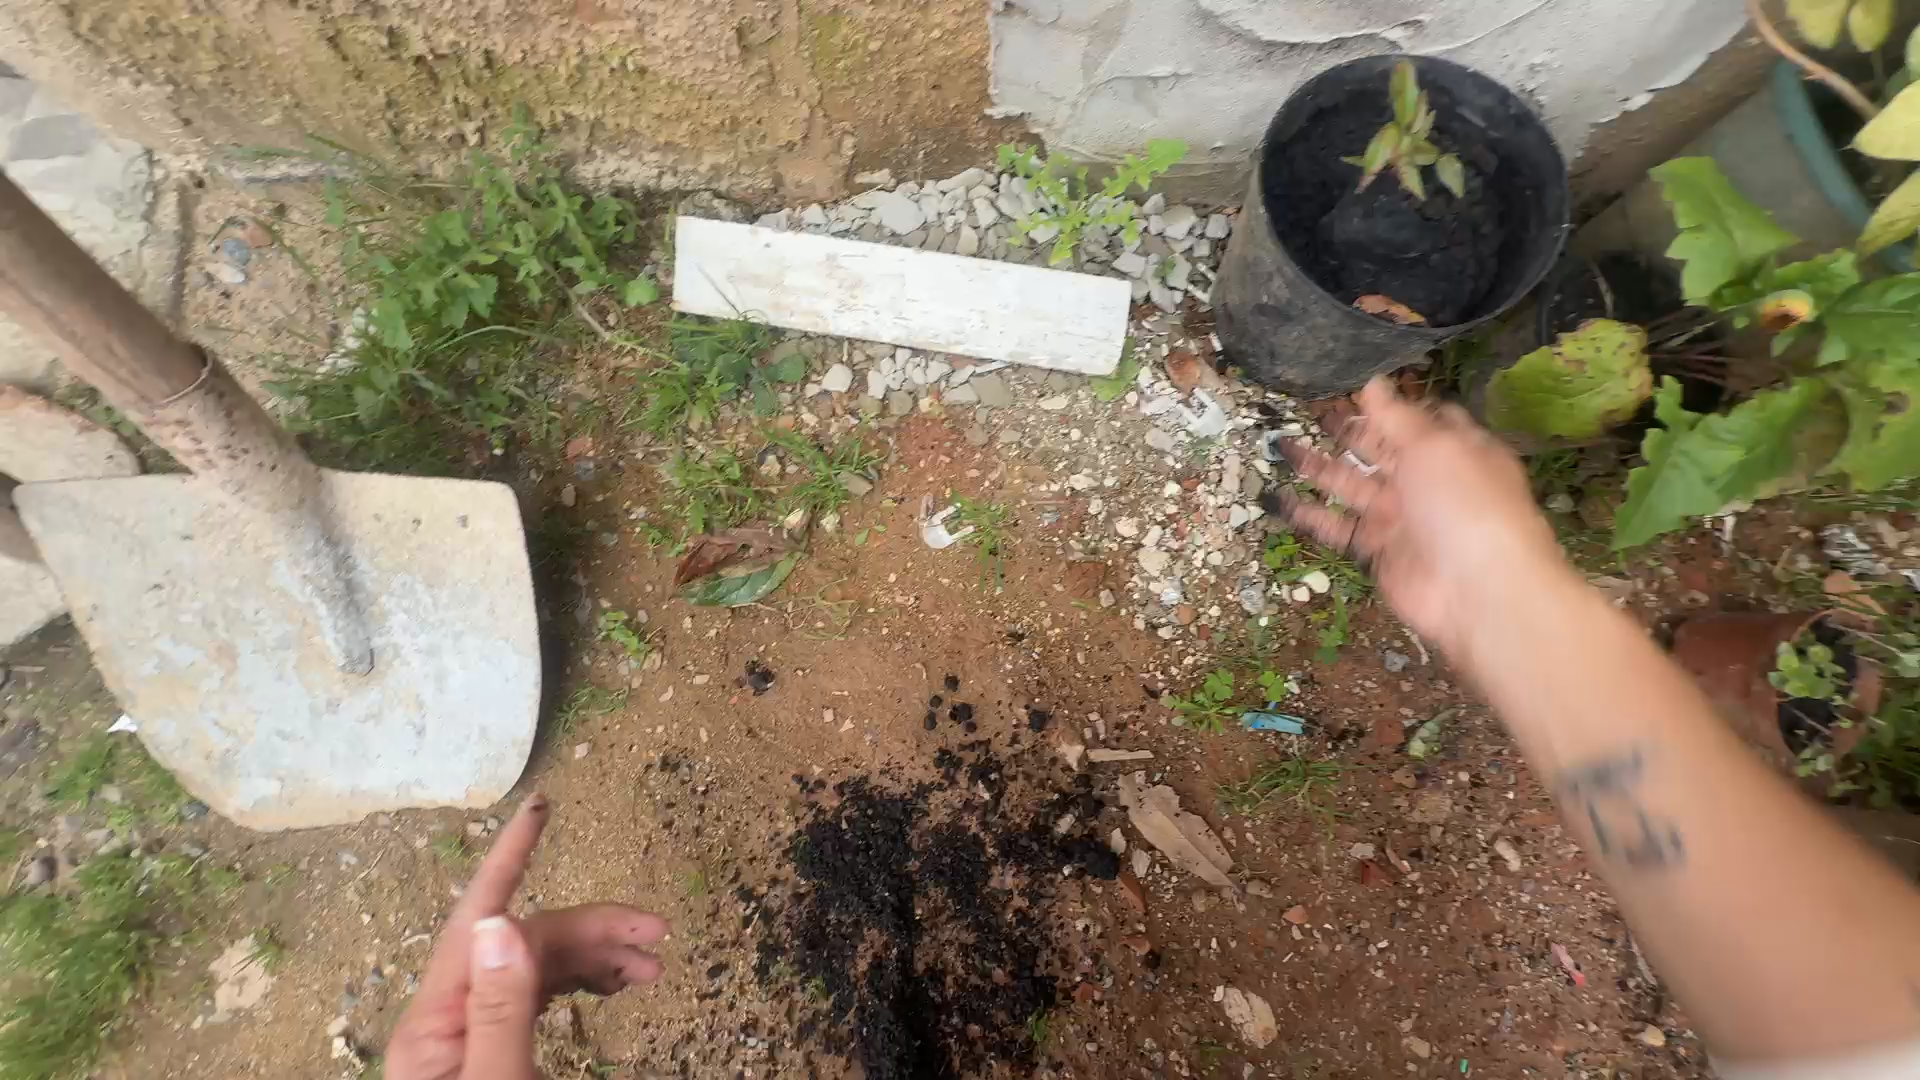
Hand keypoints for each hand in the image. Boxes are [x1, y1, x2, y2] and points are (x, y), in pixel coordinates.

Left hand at [385, 796, 668, 1079]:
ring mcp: (473, 1026)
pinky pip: (546, 989)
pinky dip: (589, 978)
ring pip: (544, 961)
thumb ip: (499, 1009)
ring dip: (602, 954)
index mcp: (436, 1021)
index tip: (540, 807)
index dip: (510, 855)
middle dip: (597, 927)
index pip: (476, 916)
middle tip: (659, 933)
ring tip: (653, 965)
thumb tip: (501, 918)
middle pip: (529, 940)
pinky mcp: (495, 1040)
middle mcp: (451, 1013)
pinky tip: (620, 982)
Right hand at [1274, 376, 1568, 656]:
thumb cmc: (1464, 504)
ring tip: (1283, 446)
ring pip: (1350, 485)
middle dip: (1345, 431)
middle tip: (1308, 410)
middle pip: (1378, 450)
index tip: (1349, 387)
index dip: (1386, 405)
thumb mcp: (1434, 447)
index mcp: (1451, 450)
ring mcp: (1398, 515)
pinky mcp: (1374, 547)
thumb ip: (1396, 416)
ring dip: (1318, 466)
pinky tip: (1279, 498)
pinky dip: (1308, 513)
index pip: (1418, 419)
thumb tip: (1373, 381)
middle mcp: (1425, 480)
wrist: (1474, 587)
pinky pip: (1336, 525)